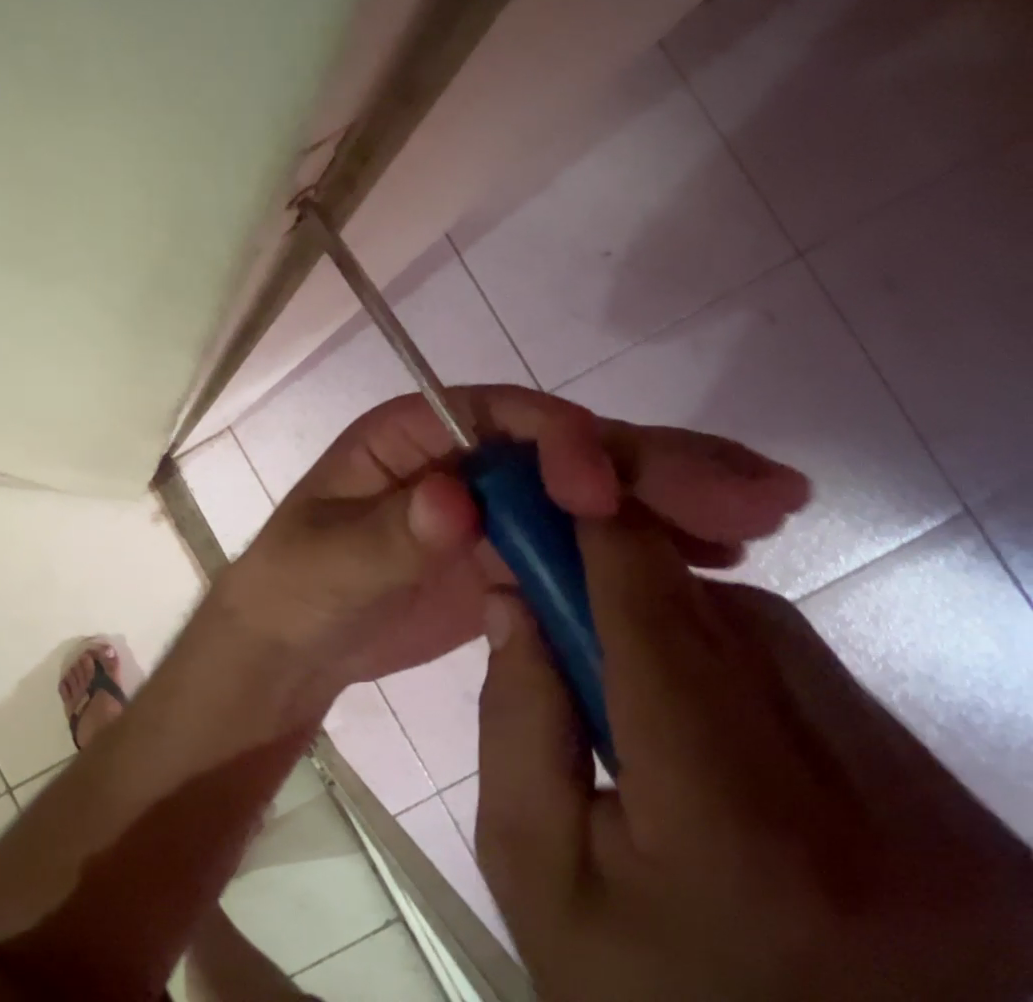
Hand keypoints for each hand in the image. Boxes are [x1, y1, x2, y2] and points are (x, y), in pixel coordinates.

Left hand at [209, 385, 809, 688]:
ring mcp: (495, 506)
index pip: (502, 419)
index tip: (602, 494)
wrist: (293, 644)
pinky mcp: (511, 555)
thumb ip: (390, 534)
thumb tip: (456, 496)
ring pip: (593, 491)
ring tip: (770, 516)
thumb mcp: (327, 563)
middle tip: (763, 495)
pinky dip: (648, 550)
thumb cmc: (294, 588)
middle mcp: (464, 456)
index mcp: (412, 434)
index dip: (562, 443)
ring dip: (677, 498)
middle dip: (657, 464)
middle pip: (568, 446)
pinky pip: (586, 545)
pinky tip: (717, 563)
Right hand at [477, 510, 1032, 1001]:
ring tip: (636, 697)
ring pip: (794, 651)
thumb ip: (516, 723)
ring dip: (696, 634)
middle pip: (737, 625)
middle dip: (638, 590)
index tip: (553, 486)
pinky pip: (839, 700)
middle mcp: (873, 811)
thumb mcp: (530, 863)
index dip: (606, 543)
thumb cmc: (627, 987)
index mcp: (734, 831)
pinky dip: (755, 683)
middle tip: (564, 610)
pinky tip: (713, 742)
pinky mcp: (981, 835)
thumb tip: (516, 598)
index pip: (663, 633)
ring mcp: (951, 825)